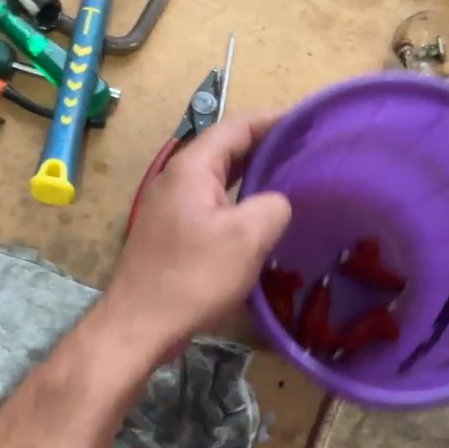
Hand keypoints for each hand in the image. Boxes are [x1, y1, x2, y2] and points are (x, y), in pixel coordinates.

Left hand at [101, 114, 291, 354]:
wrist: (140, 325)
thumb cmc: (194, 277)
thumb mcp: (248, 237)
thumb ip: (273, 206)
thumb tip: (276, 203)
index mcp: (192, 168)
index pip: (237, 127)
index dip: (274, 121)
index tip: (308, 124)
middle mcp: (175, 179)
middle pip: (225, 151)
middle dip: (265, 149)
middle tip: (305, 156)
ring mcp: (168, 209)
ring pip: (217, 182)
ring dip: (251, 181)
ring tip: (289, 186)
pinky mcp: (169, 236)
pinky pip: (209, 209)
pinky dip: (236, 206)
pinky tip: (257, 225)